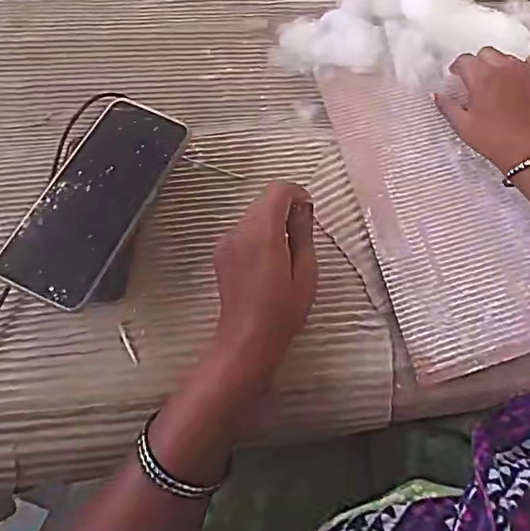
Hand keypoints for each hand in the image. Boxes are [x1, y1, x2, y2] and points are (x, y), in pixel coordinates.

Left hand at [211, 182, 317, 373]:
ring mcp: (226, 242)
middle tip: (302, 237)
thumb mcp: (305, 272)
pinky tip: (268, 263)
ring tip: (286, 254)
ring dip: (271, 223)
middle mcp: (239, 231)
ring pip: (253, 216)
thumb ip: (303, 233)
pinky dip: (258, 235)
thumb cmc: (282, 311)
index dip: (297, 194)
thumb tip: (303, 208)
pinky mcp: (221, 253)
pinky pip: (243, 232)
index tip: (308, 211)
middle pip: (263, 201)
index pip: (277, 190)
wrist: (247, 340)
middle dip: (285, 209)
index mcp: (262, 232)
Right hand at [434, 49, 529, 172]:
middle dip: (477, 64)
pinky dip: (525, 66)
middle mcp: (504, 69)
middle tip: (474, 80)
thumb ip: (447, 106)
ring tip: (496, 83)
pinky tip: (521, 78)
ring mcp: (525, 72)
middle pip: (486, 54)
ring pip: (507, 57)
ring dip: (499, 65)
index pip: (464, 60)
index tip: (457, 74)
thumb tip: (438, 97)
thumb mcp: (464, 127)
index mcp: (481, 77)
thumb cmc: (501, 141)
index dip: (458, 67)